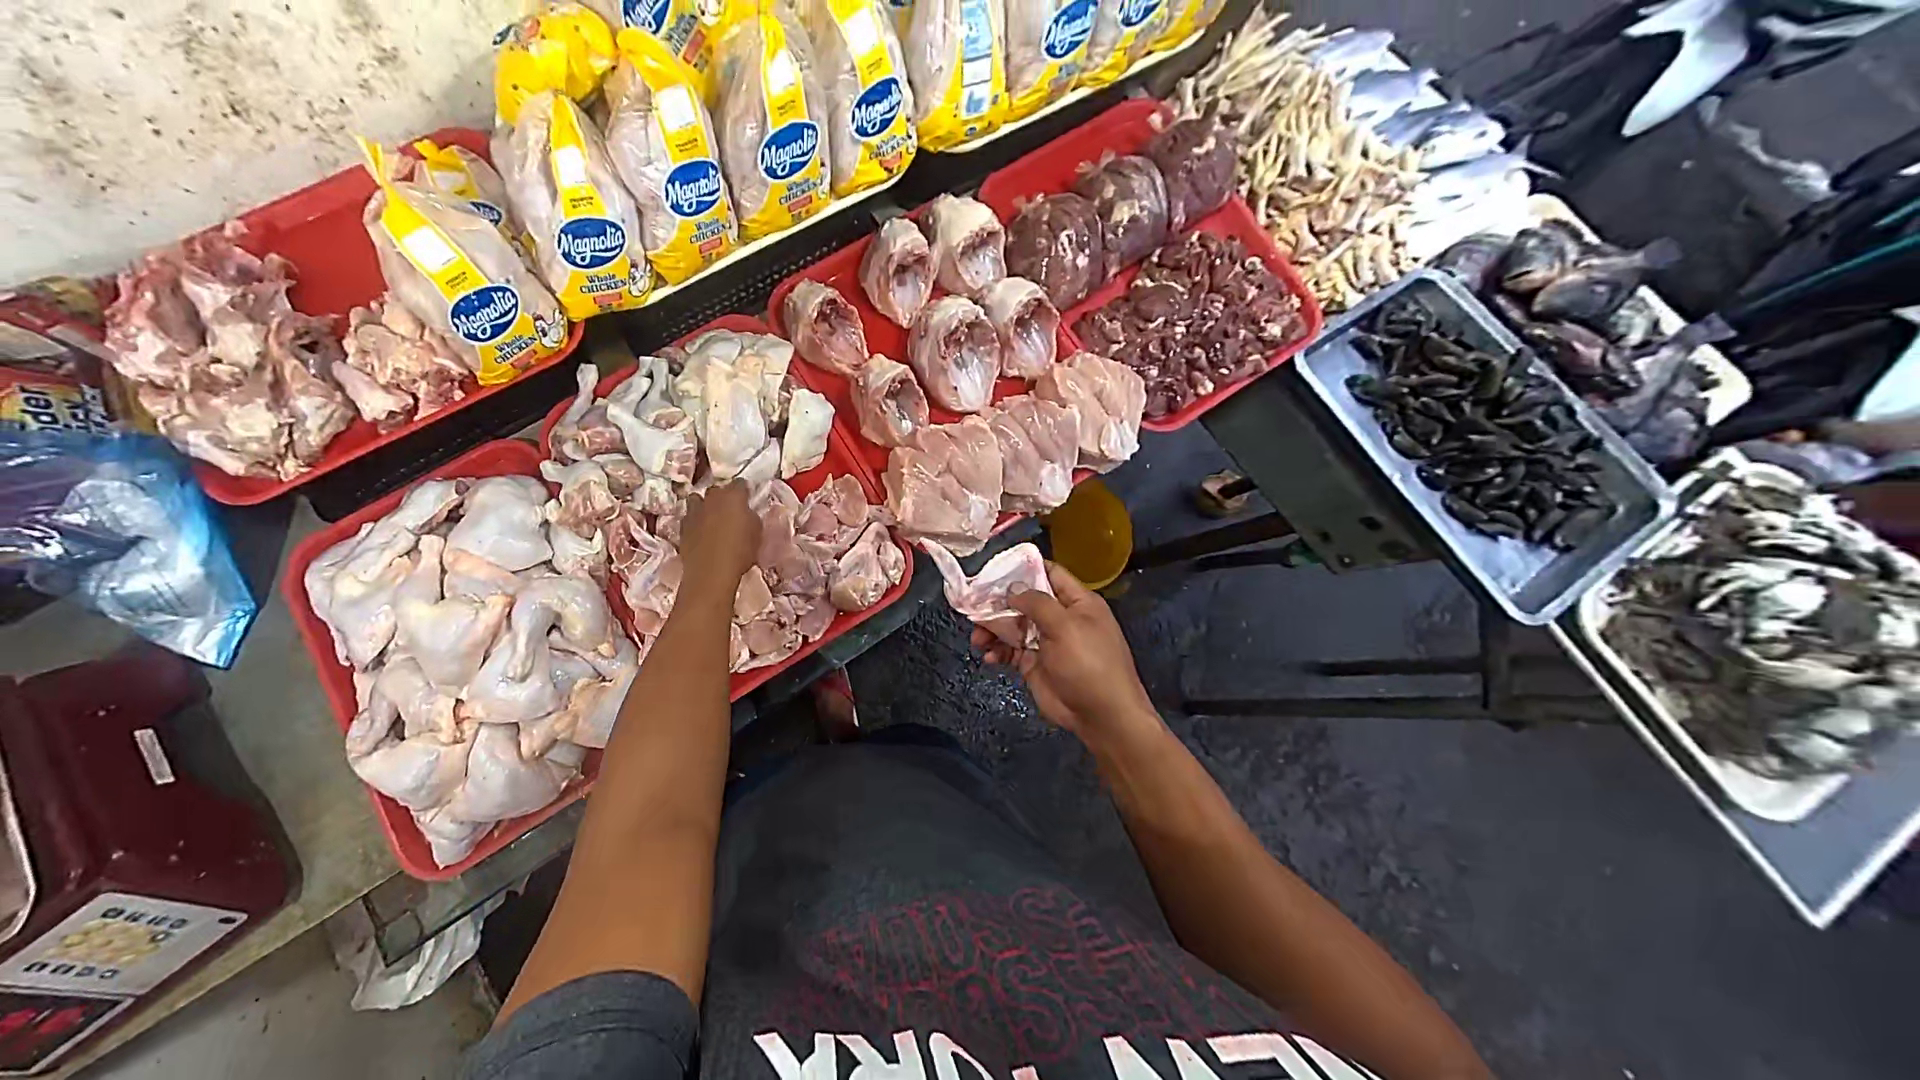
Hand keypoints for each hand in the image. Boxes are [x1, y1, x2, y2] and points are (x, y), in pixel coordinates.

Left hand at [678, 482, 759, 593]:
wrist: (710, 571)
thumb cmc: (740, 551)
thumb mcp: (757, 533)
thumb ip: (751, 517)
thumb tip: (746, 514)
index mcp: (733, 496)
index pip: (740, 483)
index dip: (744, 491)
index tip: (748, 498)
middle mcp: (711, 498)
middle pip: (717, 489)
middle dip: (723, 496)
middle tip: (731, 509)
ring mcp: (694, 511)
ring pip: (698, 500)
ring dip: (705, 505)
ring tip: (712, 518)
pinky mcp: (682, 527)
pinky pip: (690, 518)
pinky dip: (695, 522)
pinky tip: (701, 532)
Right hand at [972, 562, 1159, 742]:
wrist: (1102, 715)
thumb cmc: (1089, 664)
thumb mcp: (1065, 626)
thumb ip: (1037, 603)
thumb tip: (1013, 590)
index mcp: (1076, 602)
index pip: (1049, 574)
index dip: (1023, 569)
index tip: (994, 569)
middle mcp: (1060, 618)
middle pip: (1024, 601)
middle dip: (999, 603)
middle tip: (974, 606)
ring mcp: (1046, 642)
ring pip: (1012, 626)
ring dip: (992, 629)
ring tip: (978, 638)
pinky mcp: (1034, 664)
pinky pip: (1010, 650)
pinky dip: (997, 651)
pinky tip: (989, 657)